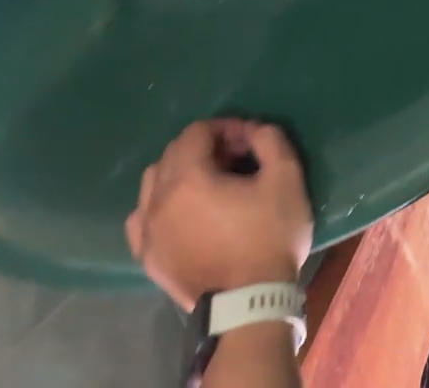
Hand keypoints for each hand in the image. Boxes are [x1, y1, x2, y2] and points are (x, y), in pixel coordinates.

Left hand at [126, 118, 313, 310]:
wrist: (250, 302)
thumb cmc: (269, 236)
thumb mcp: (286, 178)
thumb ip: (270, 141)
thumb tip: (255, 130)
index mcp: (187, 179)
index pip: (196, 132)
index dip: (226, 127)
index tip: (251, 140)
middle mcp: (156, 201)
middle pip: (172, 154)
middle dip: (205, 146)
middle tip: (237, 158)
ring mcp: (145, 232)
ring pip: (152, 184)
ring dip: (180, 172)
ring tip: (212, 185)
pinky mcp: (147, 257)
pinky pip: (142, 217)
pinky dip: (161, 205)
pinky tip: (185, 213)